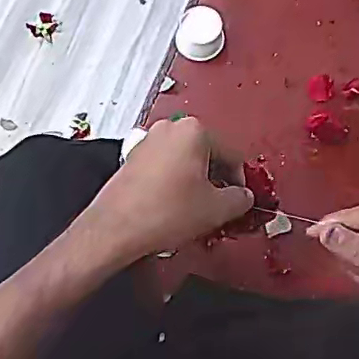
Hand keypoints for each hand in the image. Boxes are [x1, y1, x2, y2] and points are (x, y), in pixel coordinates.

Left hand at [77, 117, 253, 263]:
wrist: (116, 228)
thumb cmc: (162, 212)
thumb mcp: (216, 209)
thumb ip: (240, 199)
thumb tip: (242, 197)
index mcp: (193, 131)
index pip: (231, 154)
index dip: (239, 180)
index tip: (239, 198)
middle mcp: (169, 129)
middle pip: (206, 155)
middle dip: (215, 180)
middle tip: (219, 205)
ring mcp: (148, 142)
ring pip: (184, 162)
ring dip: (194, 183)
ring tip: (195, 210)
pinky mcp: (132, 160)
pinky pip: (164, 169)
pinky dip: (173, 185)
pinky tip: (173, 209)